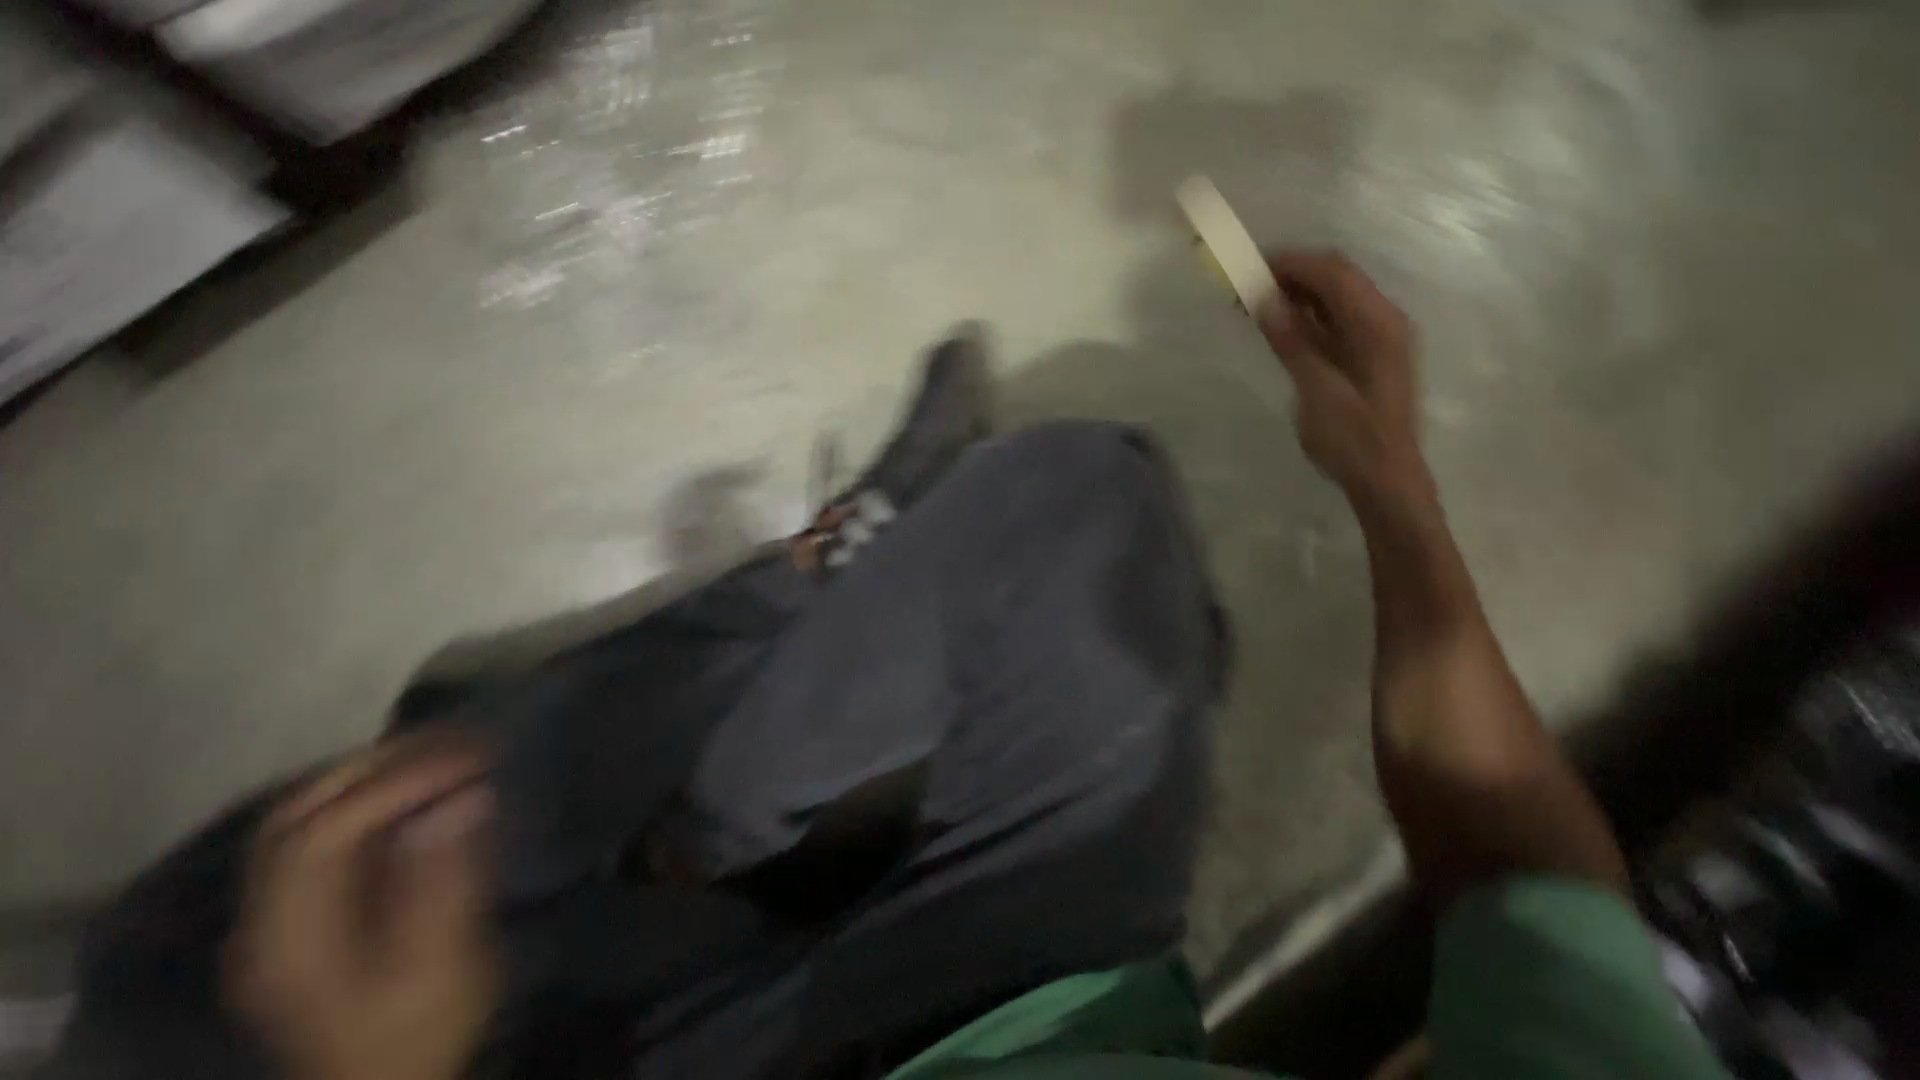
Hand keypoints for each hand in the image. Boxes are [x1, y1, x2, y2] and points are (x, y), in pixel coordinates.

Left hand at [228, 740, 499, 1079]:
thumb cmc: (420, 1036)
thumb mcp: (443, 968)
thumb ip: (446, 884)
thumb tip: (464, 798)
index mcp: (291, 939)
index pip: (325, 833)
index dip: (396, 786)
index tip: (470, 763)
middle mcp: (267, 918)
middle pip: (300, 814)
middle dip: (378, 765)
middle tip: (455, 740)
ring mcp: (278, 916)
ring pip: (302, 817)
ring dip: (369, 774)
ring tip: (440, 751)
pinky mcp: (302, 915)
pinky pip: (319, 833)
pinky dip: (366, 797)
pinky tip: (413, 788)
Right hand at [1257, 252, 1427, 506]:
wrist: (1387, 478)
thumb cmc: (1352, 440)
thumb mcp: (1316, 392)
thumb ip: (1293, 342)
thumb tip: (1265, 301)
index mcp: (1377, 325)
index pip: (1332, 273)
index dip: (1290, 263)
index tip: (1249, 267)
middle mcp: (1385, 320)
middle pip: (1338, 276)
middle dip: (1293, 274)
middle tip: (1249, 288)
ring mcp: (1383, 335)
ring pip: (1339, 294)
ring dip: (1300, 292)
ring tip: (1260, 307)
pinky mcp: (1374, 352)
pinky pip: (1341, 316)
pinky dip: (1311, 313)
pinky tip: (1285, 327)